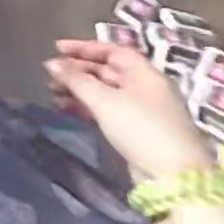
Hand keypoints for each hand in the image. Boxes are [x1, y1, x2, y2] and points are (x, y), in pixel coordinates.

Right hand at [45, 39, 214, 181]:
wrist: (173, 176)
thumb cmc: (141, 128)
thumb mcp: (105, 101)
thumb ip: (76, 80)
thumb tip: (51, 63)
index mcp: (145, 75)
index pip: (113, 51)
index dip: (85, 47)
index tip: (57, 48)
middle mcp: (144, 88)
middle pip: (107, 70)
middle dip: (77, 69)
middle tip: (50, 73)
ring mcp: (140, 109)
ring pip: (103, 90)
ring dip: (77, 88)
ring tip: (52, 91)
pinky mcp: (133, 128)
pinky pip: (104, 108)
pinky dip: (84, 105)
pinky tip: (65, 107)